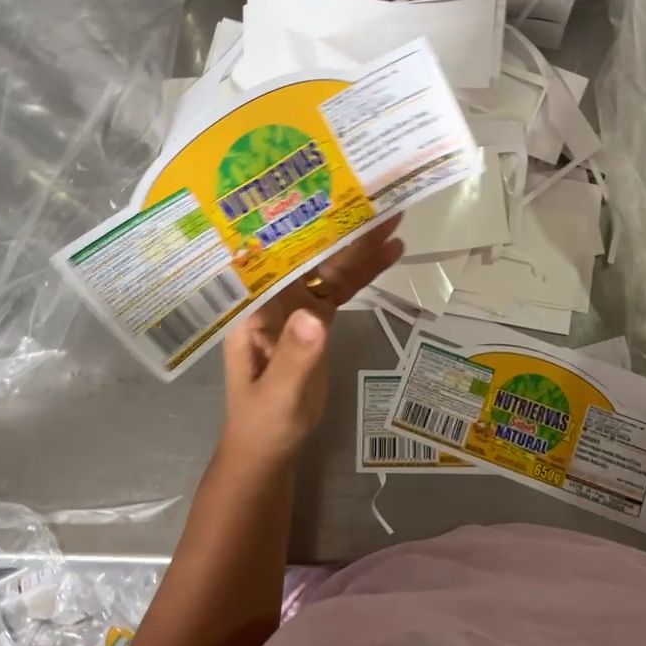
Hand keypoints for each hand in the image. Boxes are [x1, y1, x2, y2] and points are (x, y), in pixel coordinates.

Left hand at [220, 216, 404, 460]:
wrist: (269, 448)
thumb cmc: (263, 423)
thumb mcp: (279, 394)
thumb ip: (295, 357)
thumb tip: (314, 317)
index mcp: (252, 306)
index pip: (277, 257)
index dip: (304, 227)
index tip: (330, 199)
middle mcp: (272, 297)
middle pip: (308, 255)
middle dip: (340, 227)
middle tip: (376, 197)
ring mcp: (294, 306)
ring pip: (329, 268)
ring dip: (358, 245)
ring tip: (392, 215)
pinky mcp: (315, 320)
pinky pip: (342, 289)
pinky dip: (365, 272)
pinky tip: (390, 252)